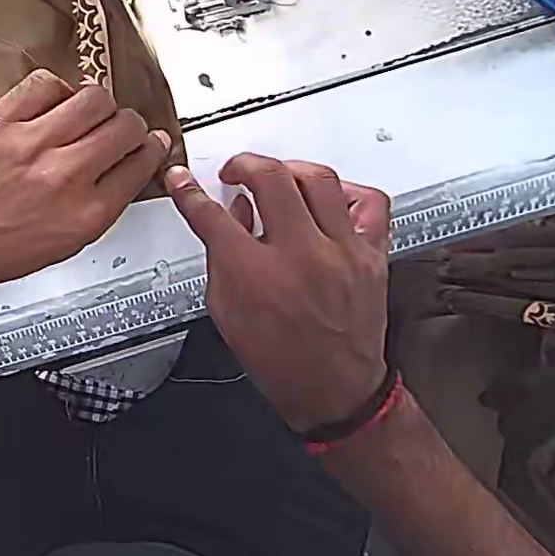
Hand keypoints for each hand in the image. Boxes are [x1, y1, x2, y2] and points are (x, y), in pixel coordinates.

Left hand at [0, 70, 169, 319]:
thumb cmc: (5, 247)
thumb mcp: (72, 239)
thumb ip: (108, 201)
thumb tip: (134, 163)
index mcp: (88, 213)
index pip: (141, 164)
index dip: (152, 149)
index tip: (152, 141)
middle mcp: (64, 176)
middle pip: (125, 127)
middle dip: (130, 126)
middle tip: (120, 129)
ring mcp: (31, 145)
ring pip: (94, 98)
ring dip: (99, 106)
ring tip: (87, 117)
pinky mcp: (0, 123)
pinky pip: (47, 83)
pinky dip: (58, 90)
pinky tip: (53, 107)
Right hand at [164, 154, 391, 432]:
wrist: (333, 391)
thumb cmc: (279, 359)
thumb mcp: (226, 311)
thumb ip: (221, 257)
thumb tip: (231, 215)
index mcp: (253, 275)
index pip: (210, 214)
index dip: (188, 190)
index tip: (183, 179)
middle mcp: (299, 257)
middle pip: (269, 178)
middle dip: (243, 164)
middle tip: (235, 170)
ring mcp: (341, 253)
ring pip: (317, 179)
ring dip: (288, 169)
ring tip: (277, 177)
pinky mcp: (372, 256)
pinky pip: (369, 201)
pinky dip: (344, 190)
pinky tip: (327, 196)